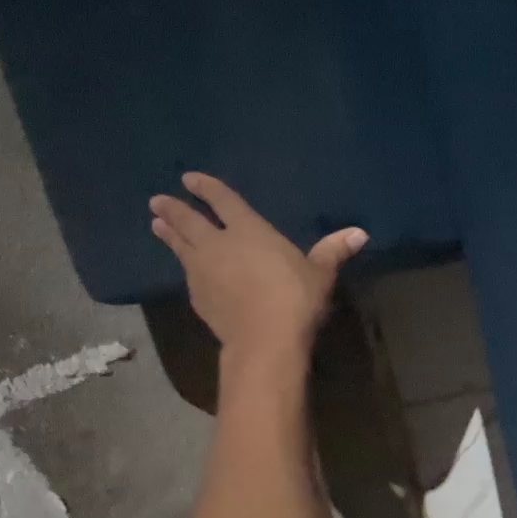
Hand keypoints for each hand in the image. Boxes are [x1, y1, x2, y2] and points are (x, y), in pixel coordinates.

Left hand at [149, 172, 366, 361]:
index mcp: (249, 231)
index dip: (207, 189)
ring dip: (167, 233)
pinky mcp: (198, 296)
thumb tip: (361, 232)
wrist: (264, 339)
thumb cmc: (296, 298)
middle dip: (174, 209)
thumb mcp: (321, 273)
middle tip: (157, 201)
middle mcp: (218, 245)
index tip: (190, 178)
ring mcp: (203, 271)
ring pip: (179, 246)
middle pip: (189, 221)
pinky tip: (185, 268)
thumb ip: (334, 251)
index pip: (224, 202)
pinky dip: (183, 265)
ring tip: (155, 224)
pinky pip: (187, 274)